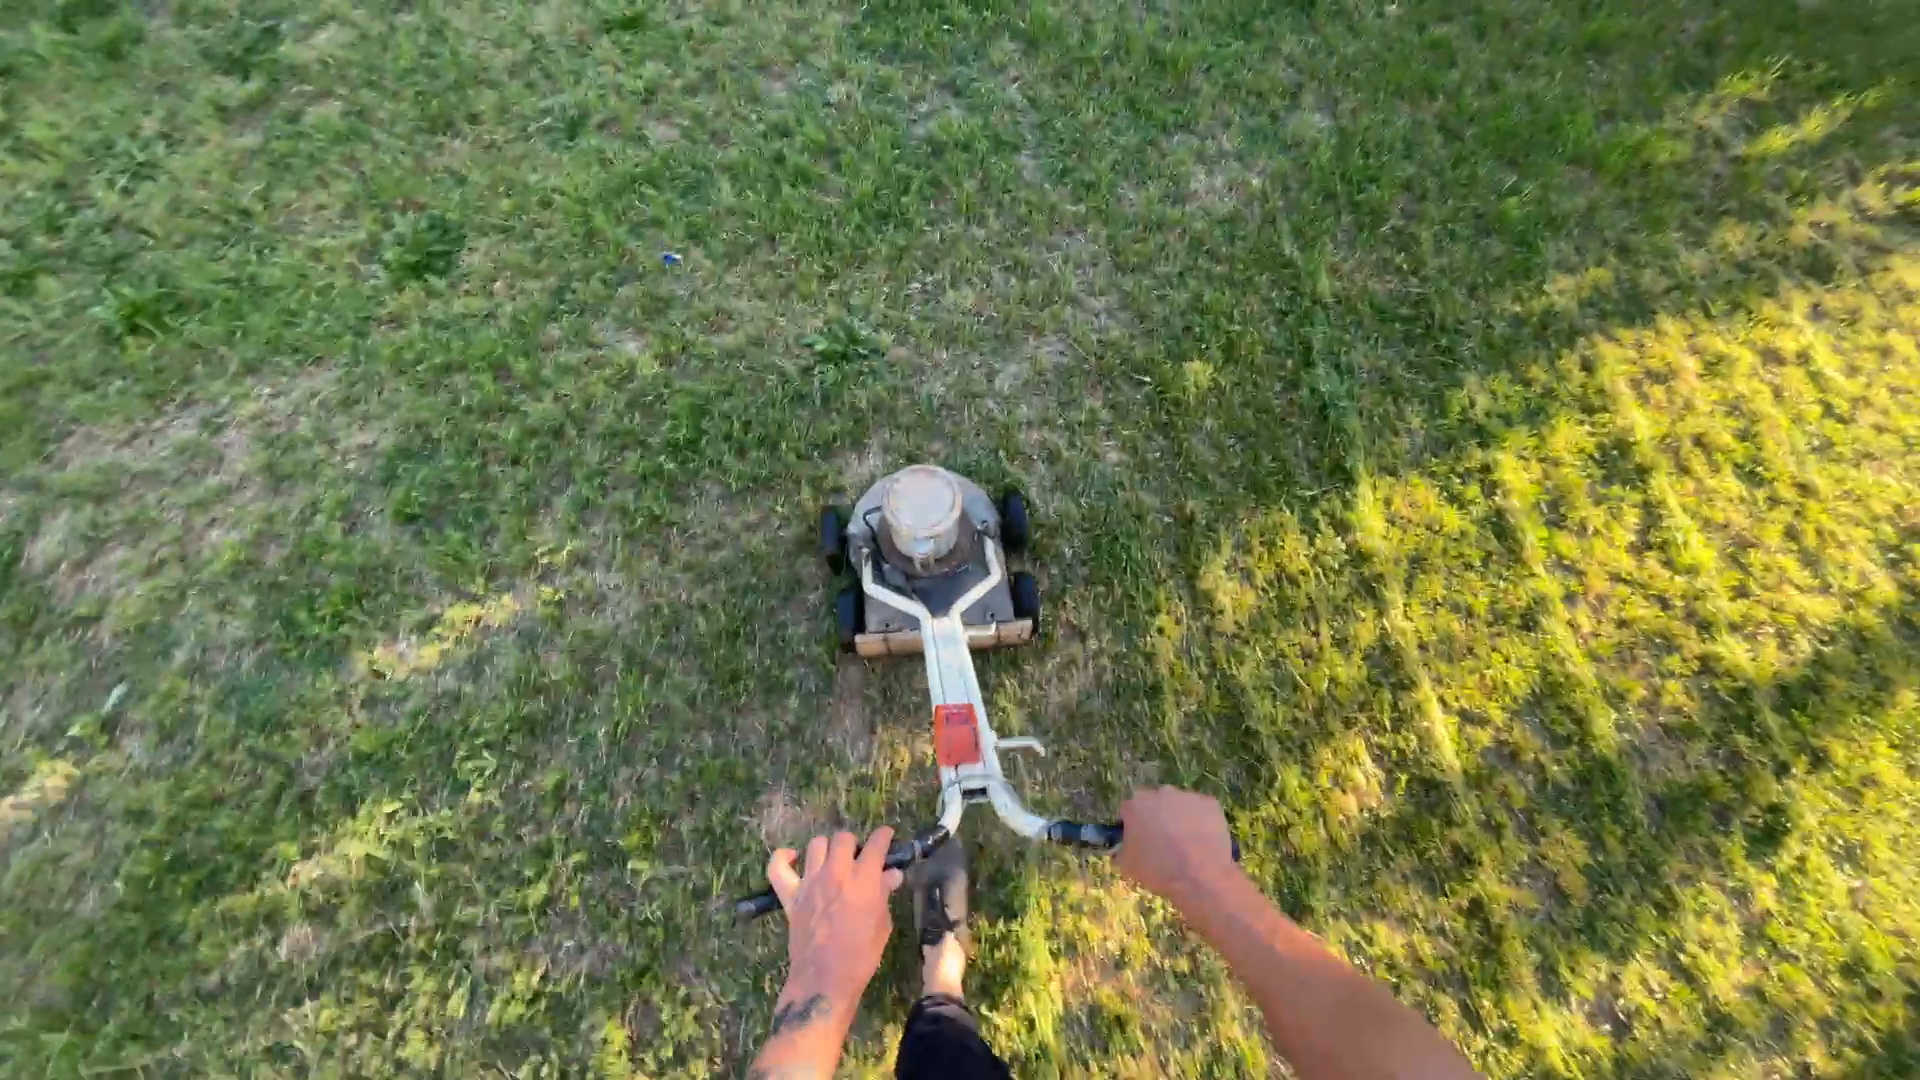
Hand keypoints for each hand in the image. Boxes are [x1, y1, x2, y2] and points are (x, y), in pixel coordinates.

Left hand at [767, 827, 904, 1007]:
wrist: (824, 981)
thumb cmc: (861, 956)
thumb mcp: (882, 925)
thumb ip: (884, 894)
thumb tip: (892, 874)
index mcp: (864, 879)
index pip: (877, 843)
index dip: (884, 836)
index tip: (887, 837)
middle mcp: (837, 872)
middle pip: (844, 838)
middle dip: (854, 844)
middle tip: (858, 859)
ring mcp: (811, 882)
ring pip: (817, 844)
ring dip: (827, 849)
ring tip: (832, 861)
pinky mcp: (791, 895)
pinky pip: (778, 868)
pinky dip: (782, 859)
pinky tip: (792, 858)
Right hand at [1114, 786, 1240, 905]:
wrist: (1200, 878)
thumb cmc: (1158, 871)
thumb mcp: (1127, 866)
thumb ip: (1121, 850)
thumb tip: (1125, 848)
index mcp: (1136, 804)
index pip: (1130, 810)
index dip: (1135, 825)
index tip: (1141, 841)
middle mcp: (1160, 793)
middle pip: (1156, 802)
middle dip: (1158, 817)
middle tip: (1164, 841)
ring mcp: (1187, 796)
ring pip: (1180, 805)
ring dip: (1180, 818)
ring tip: (1187, 843)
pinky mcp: (1210, 803)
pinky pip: (1202, 810)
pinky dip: (1202, 822)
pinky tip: (1203, 841)